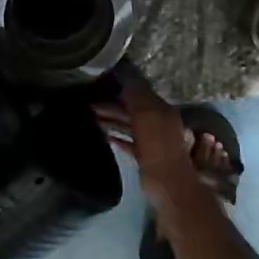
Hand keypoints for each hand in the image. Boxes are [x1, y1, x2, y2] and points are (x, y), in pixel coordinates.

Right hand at [96, 82, 207, 214]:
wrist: (167, 182)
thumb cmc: (157, 145)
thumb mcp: (147, 114)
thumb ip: (137, 95)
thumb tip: (127, 76)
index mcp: (161, 111)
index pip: (140, 95)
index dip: (122, 90)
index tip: (103, 87)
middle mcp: (158, 123)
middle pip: (133, 111)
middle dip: (113, 107)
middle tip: (91, 105)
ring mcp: (152, 141)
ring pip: (130, 126)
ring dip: (113, 121)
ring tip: (94, 119)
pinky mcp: (146, 157)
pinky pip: (130, 143)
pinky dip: (119, 139)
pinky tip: (106, 137)